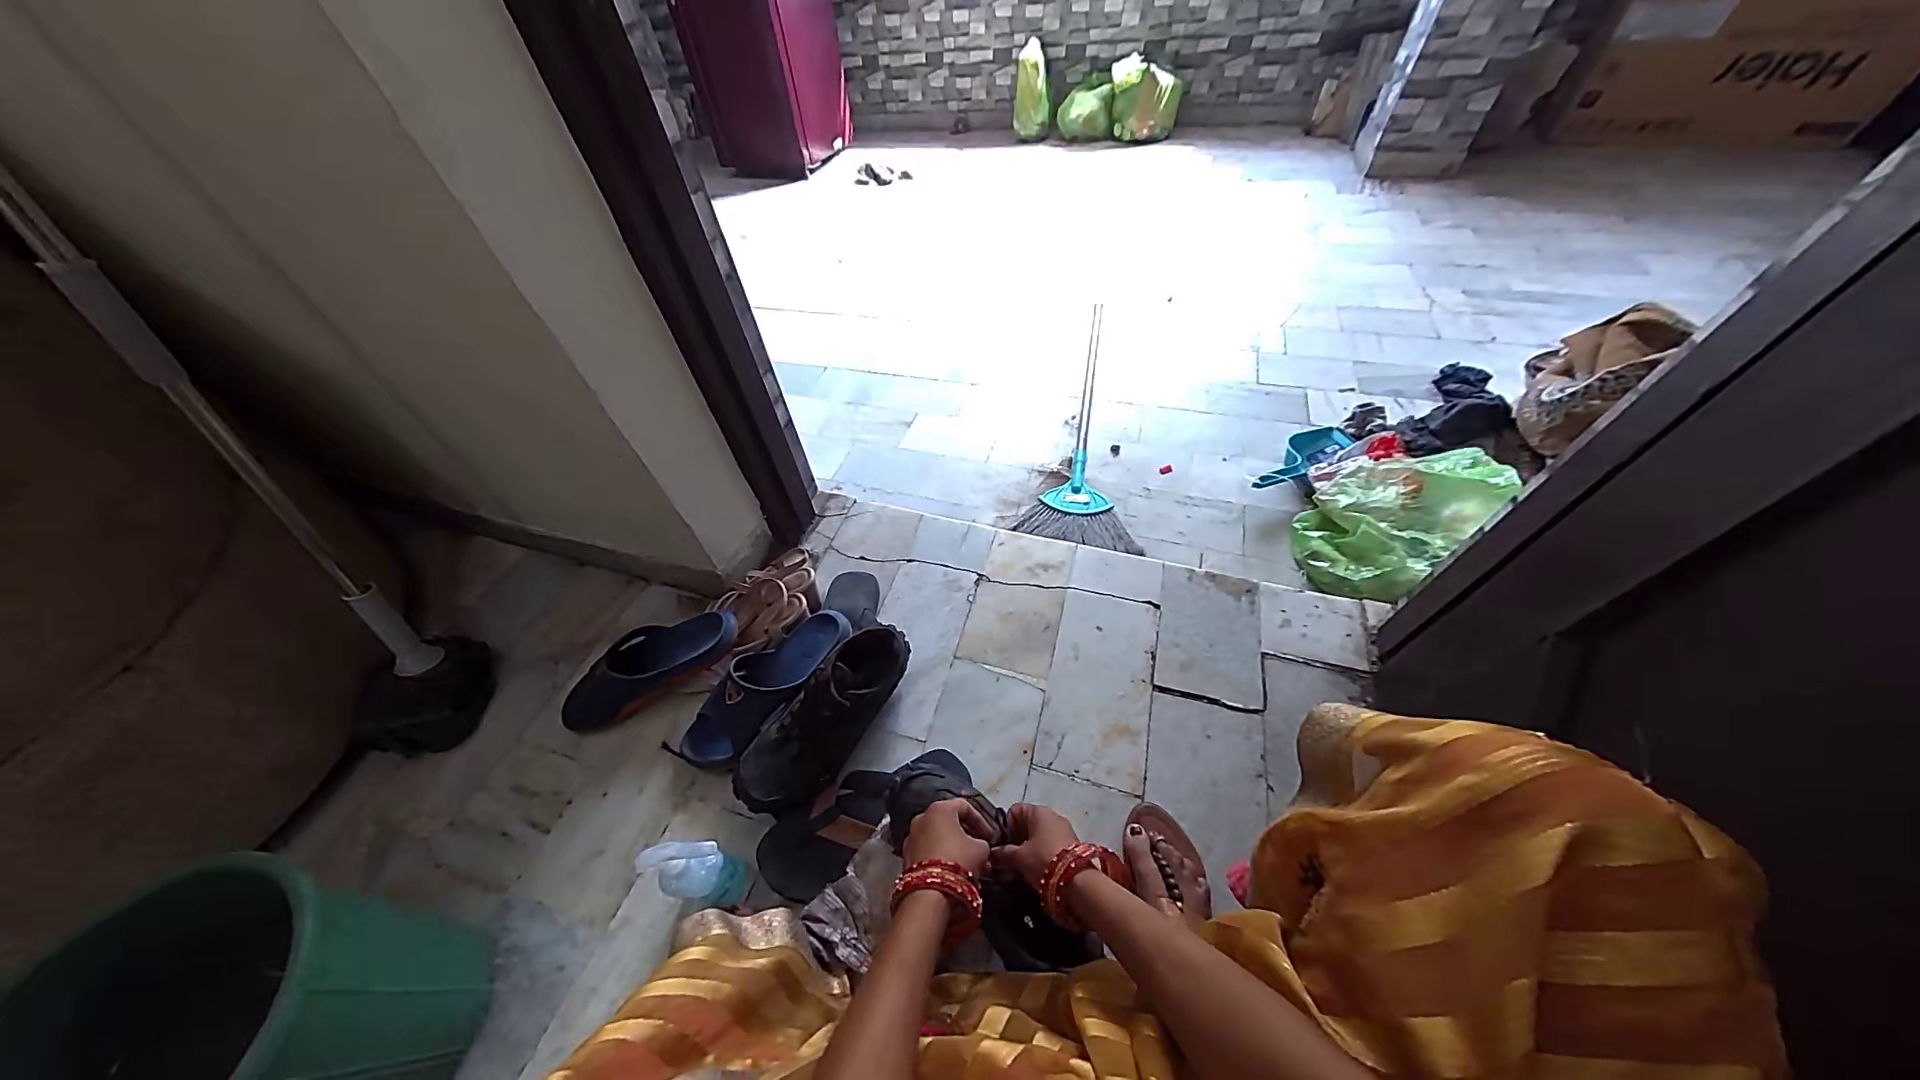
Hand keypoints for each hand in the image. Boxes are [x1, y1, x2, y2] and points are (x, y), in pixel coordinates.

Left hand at [902, 798, 993, 875]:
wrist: (929, 893)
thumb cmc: (958, 861)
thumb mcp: (981, 849)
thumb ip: (982, 843)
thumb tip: (979, 846)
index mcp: (940, 809)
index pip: (965, 806)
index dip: (981, 820)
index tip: (990, 836)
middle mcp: (922, 817)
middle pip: (948, 820)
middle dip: (965, 832)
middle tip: (979, 846)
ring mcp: (911, 837)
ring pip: (936, 836)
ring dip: (951, 844)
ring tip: (966, 860)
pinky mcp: (905, 856)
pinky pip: (927, 850)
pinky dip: (939, 855)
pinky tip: (951, 869)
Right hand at [989, 803, 1079, 890]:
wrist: (1078, 882)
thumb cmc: (1044, 861)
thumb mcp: (1019, 858)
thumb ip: (1003, 853)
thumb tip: (992, 854)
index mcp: (1038, 811)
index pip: (1014, 811)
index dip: (1005, 827)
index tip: (1002, 845)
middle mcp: (1052, 815)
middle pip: (1027, 824)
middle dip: (1016, 840)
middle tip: (1009, 859)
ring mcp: (1064, 830)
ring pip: (1038, 836)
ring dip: (1028, 849)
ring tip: (1022, 868)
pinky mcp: (1071, 845)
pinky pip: (1050, 846)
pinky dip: (1041, 855)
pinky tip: (1037, 870)